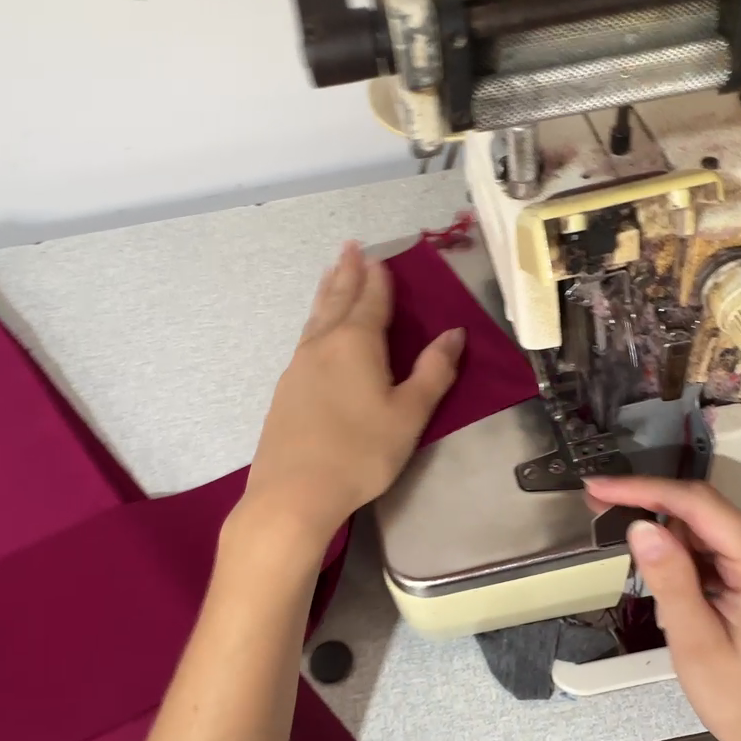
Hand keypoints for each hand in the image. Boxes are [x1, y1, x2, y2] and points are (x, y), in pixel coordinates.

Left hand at [243, 242, 464, 544]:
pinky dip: (315, 322)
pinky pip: (305, 340)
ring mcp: (298, 367)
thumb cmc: (361, 453)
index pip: (371, 301)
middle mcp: (323, 345)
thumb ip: (433, 372)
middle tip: (350, 247)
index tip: (379, 256)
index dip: (379, 279)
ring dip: (327, 293)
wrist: (293, 492)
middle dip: (347, 273)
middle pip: (337, 300)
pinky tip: (315, 333)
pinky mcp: (286, 391)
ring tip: (331, 275)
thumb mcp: (409, 414)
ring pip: (316, 318)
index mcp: (356, 343)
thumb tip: (454, 334)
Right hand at [585, 476, 740, 740]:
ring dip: (666, 537)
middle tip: (598, 510)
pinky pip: (716, 547)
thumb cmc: (739, 698)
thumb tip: (639, 526)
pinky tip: (666, 580)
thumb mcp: (694, 641)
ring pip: (706, 526)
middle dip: (649, 507)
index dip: (644, 489)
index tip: (598, 488)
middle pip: (702, 510)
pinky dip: (685, 556)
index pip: (698, 504)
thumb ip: (669, 579)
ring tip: (632, 563)